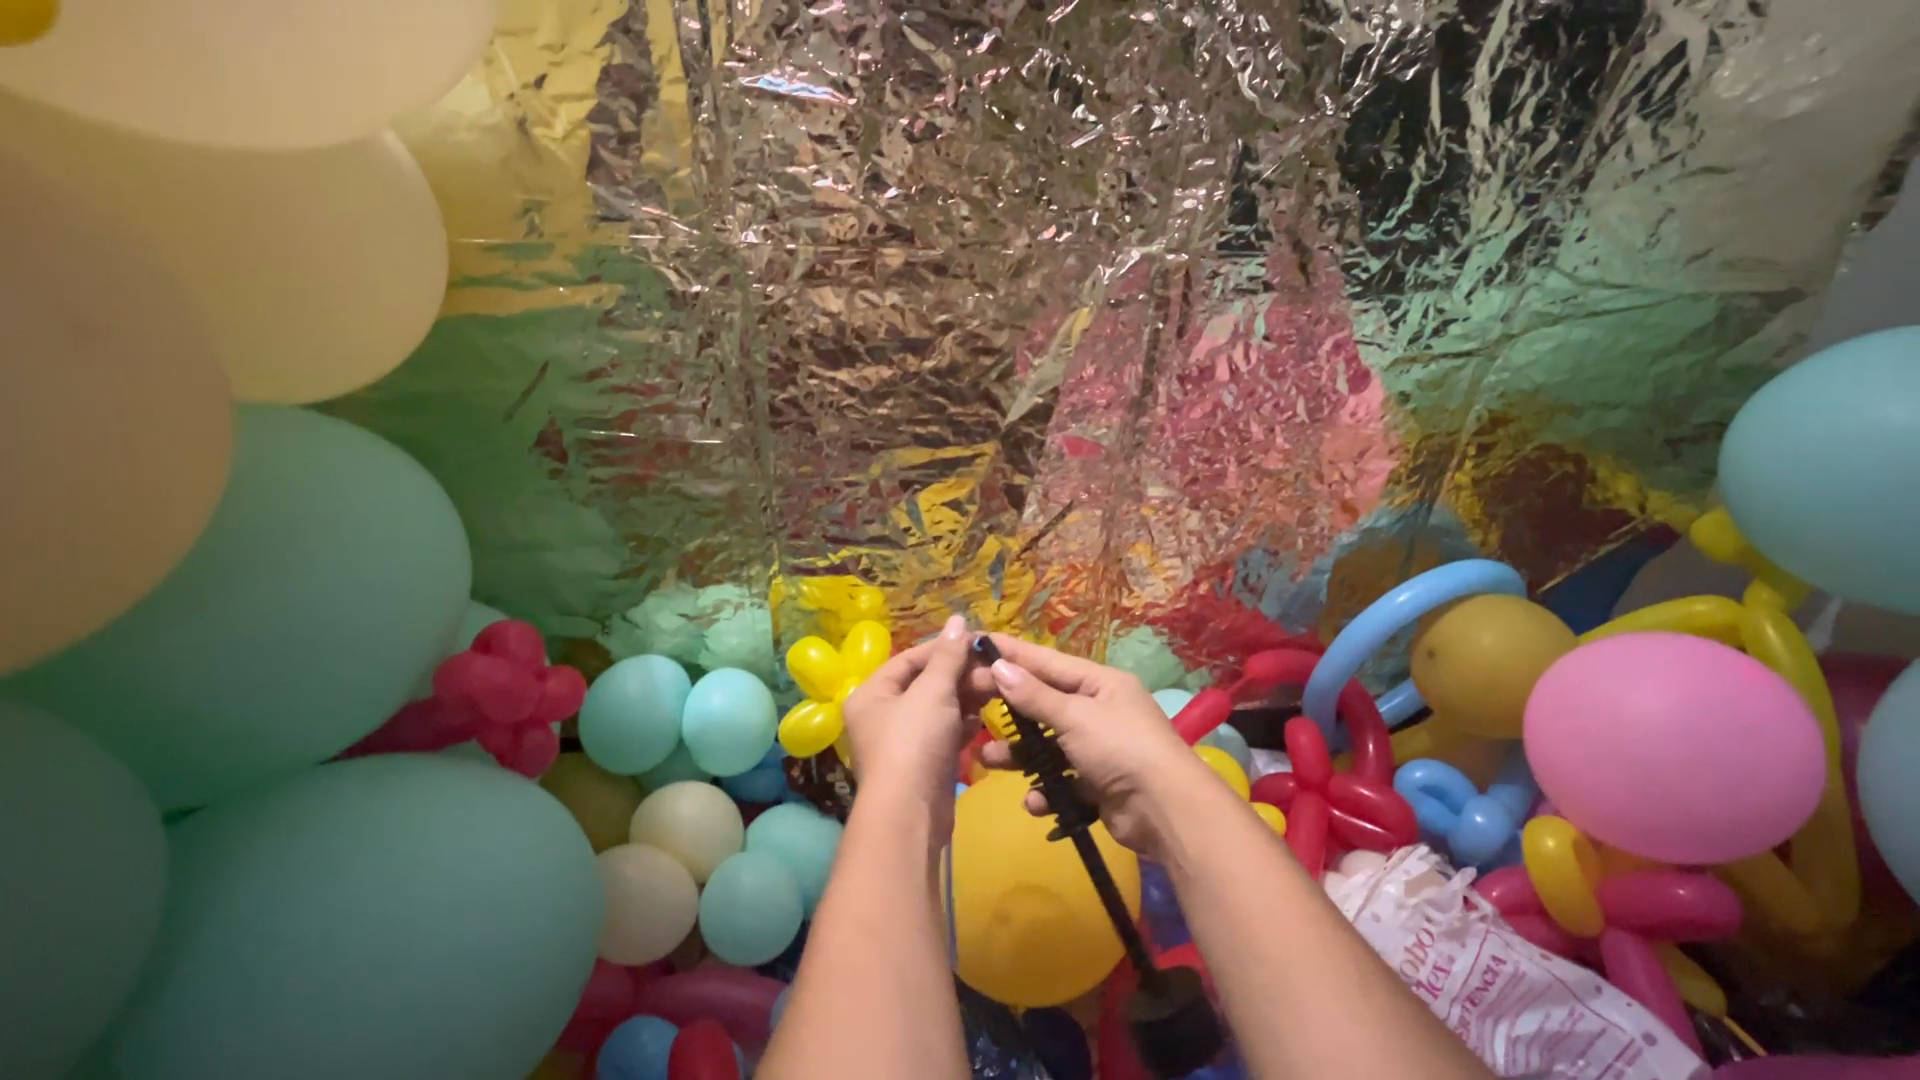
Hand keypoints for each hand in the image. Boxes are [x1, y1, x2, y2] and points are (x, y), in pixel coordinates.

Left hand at [841, 615, 980, 795]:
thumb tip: (958, 619)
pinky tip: (981, 721)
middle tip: (994, 673)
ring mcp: (902, 742)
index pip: (910, 659)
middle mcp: (881, 715)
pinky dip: (962, 725)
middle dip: (960, 677)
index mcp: (871, 693)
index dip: (944, 649)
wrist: (910, 813)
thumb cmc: (913, 742)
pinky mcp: (923, 764)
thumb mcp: (932, 691)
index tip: (979, 643)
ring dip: (965, 699)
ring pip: (938, 709)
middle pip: (925, 684)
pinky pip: (944, 734)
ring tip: (995, 692)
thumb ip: (948, 656)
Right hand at [977, 635, 1207, 853]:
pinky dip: (1046, 790)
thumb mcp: (1075, 716)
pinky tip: (1035, 801)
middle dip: (1010, 711)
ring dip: (1020, 756)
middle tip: (970, 706)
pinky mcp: (1097, 785)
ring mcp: (1098, 749)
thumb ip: (1035, 695)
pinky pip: (1061, 781)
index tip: (978, 642)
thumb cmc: (1121, 748)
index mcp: (1100, 683)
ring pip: (1047, 746)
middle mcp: (1099, 711)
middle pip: (1044, 705)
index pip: (1047, 662)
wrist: (1165, 810)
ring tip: (988, 760)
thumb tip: (999, 667)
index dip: (1012, 653)